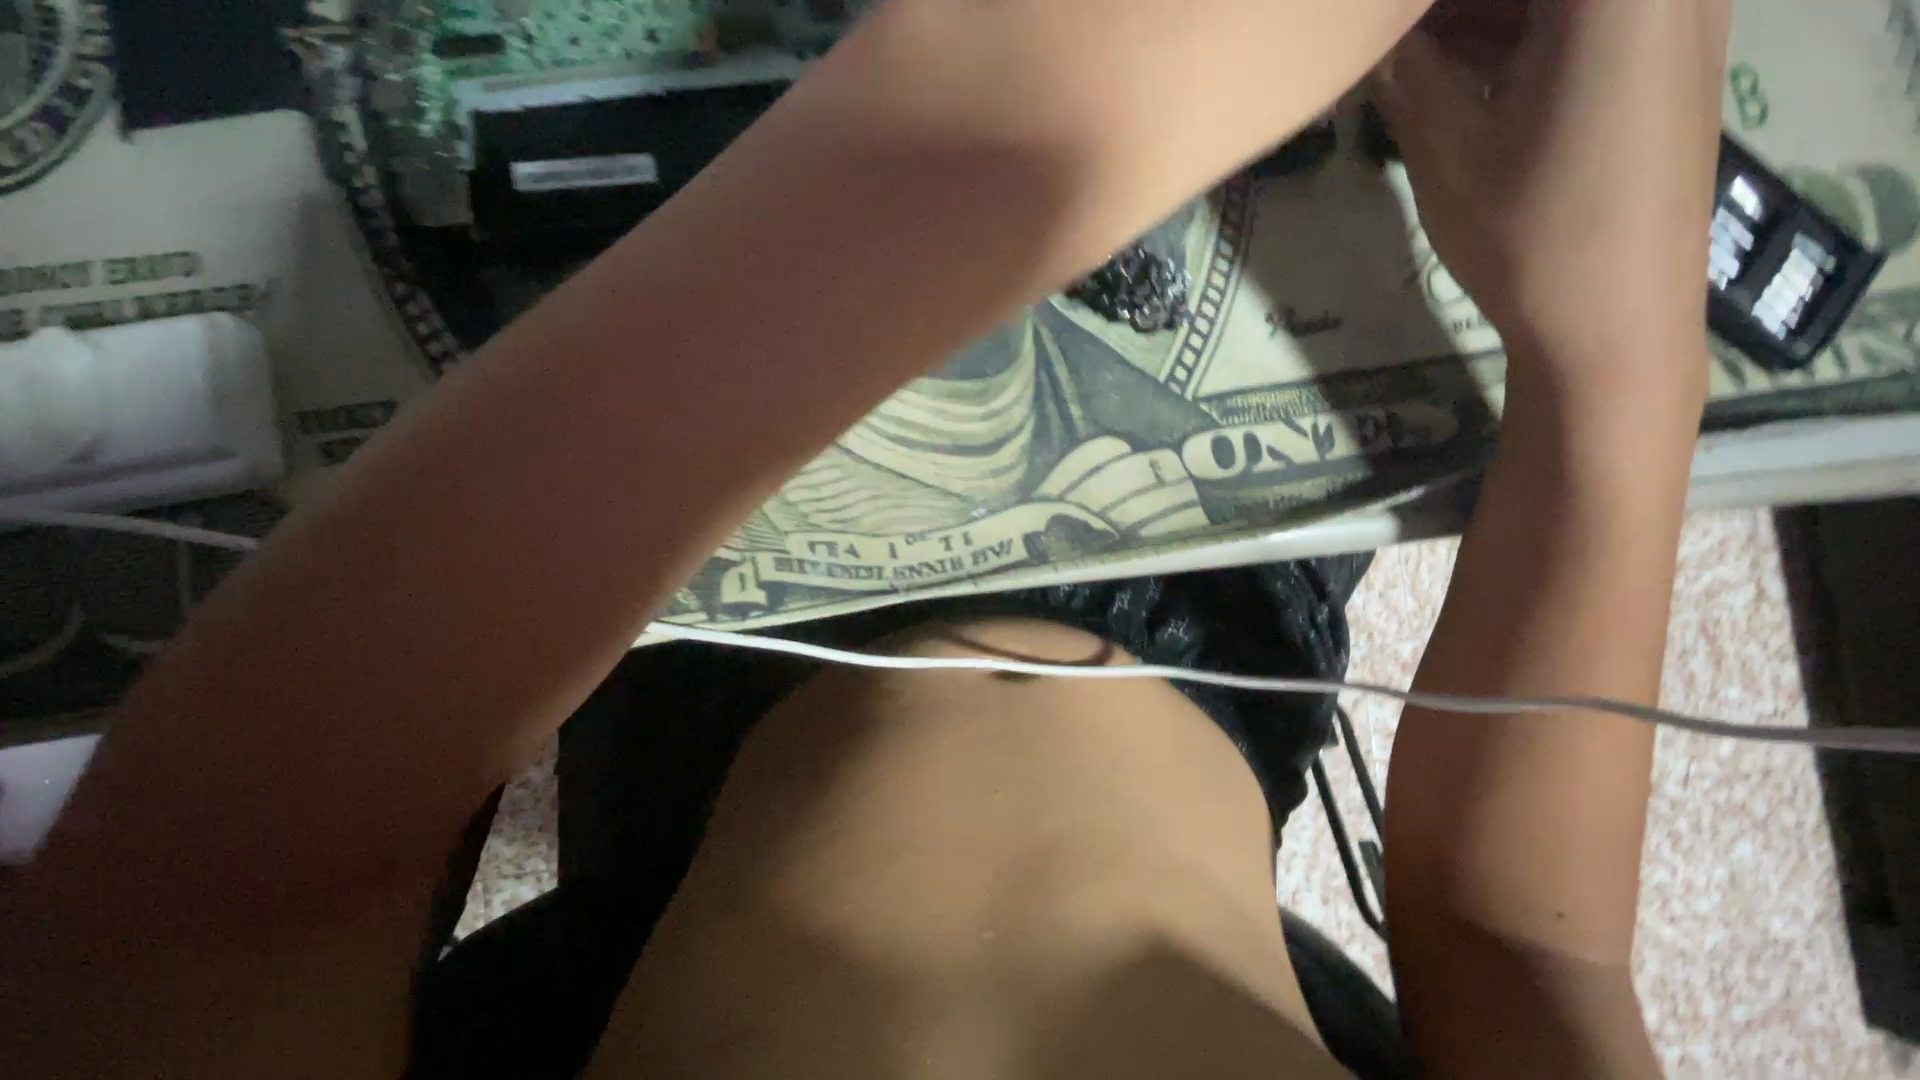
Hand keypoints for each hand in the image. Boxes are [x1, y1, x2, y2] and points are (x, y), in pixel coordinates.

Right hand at [1378, 0, 1730, 392]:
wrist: (1615, 325)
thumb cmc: (1531, 233)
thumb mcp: (1446, 149)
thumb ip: (1406, 70)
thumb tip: (1375, 35)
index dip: (1426, 8)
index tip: (1374, 27)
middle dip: (1451, 7)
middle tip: (1387, 40)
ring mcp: (1677, 21)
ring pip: (1557, 2)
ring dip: (1482, 16)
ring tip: (1406, 57)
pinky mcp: (1665, 65)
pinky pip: (1587, 22)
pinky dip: (1520, 36)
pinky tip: (1457, 74)